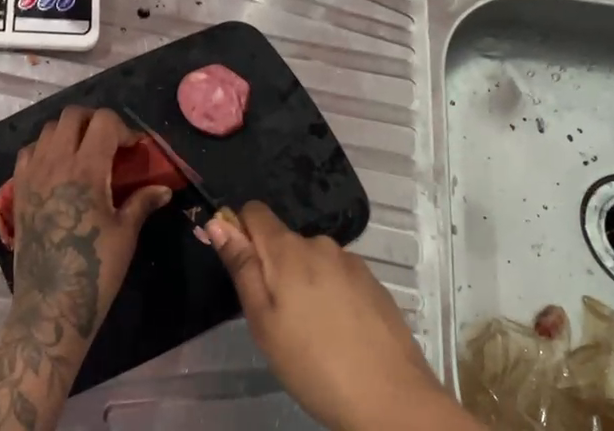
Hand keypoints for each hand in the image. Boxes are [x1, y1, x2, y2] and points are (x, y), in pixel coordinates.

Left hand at [0, 108, 171, 430]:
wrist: (51, 301)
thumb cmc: (95, 267)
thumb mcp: (125, 233)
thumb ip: (142, 202)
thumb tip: (163, 188)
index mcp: (86, 168)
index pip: (103, 122)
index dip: (123, 128)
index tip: (133, 149)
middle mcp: (56, 161)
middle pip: (73, 115)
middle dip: (95, 121)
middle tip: (111, 144)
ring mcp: (32, 172)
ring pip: (49, 129)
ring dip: (70, 132)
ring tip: (85, 153)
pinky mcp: (18, 187)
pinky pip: (30, 151)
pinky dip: (45, 148)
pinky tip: (58, 168)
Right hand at [207, 203, 479, 430]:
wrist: (394, 402)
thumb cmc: (314, 364)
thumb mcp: (263, 321)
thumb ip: (241, 267)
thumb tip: (218, 223)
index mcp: (288, 250)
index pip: (254, 212)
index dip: (241, 232)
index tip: (242, 267)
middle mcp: (321, 245)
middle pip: (284, 240)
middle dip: (275, 267)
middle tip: (278, 317)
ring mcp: (353, 264)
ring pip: (314, 261)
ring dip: (305, 282)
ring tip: (312, 331)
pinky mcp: (376, 286)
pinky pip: (340, 277)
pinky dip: (332, 295)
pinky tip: (340, 333)